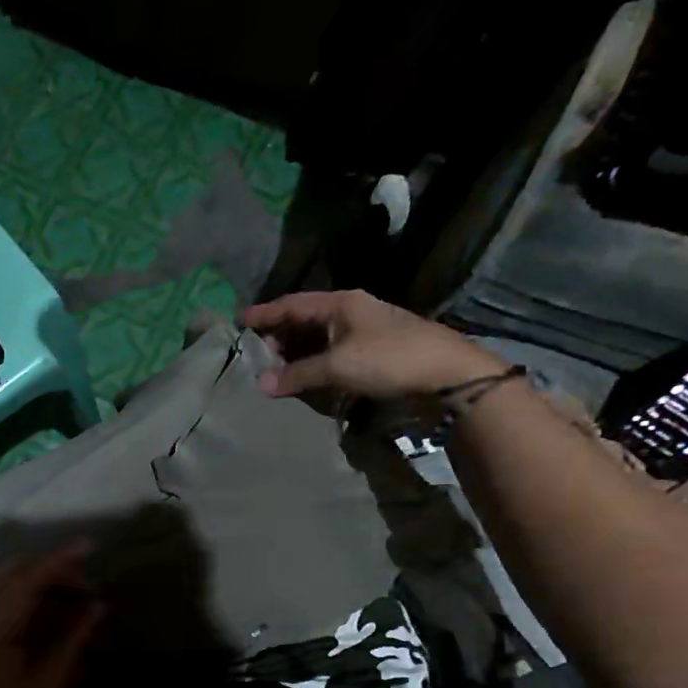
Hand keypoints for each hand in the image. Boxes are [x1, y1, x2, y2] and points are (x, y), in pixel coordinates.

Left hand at [0, 543, 104, 687]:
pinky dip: (15, 593)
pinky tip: (38, 609)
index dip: (61, 559)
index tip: (90, 545)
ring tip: (69, 600)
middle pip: (13, 573)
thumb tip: (97, 607)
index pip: (29, 579)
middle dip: (51, 572)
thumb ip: (72, 642)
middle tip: (87, 591)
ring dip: (34, 582)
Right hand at [242, 290, 507, 399]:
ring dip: (296, 350)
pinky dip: (313, 361)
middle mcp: (351, 311)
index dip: (265, 313)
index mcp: (341, 303)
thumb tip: (261, 384)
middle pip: (305, 318)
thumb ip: (297, 374)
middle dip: (278, 335)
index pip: (293, 304)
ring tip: (275, 368)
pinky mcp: (374, 350)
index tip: (239, 322)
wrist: (448, 373)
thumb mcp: (338, 366)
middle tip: (256, 353)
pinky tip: (304, 375)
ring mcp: (364, 330)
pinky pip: (332, 350)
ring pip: (319, 336)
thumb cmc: (389, 359)